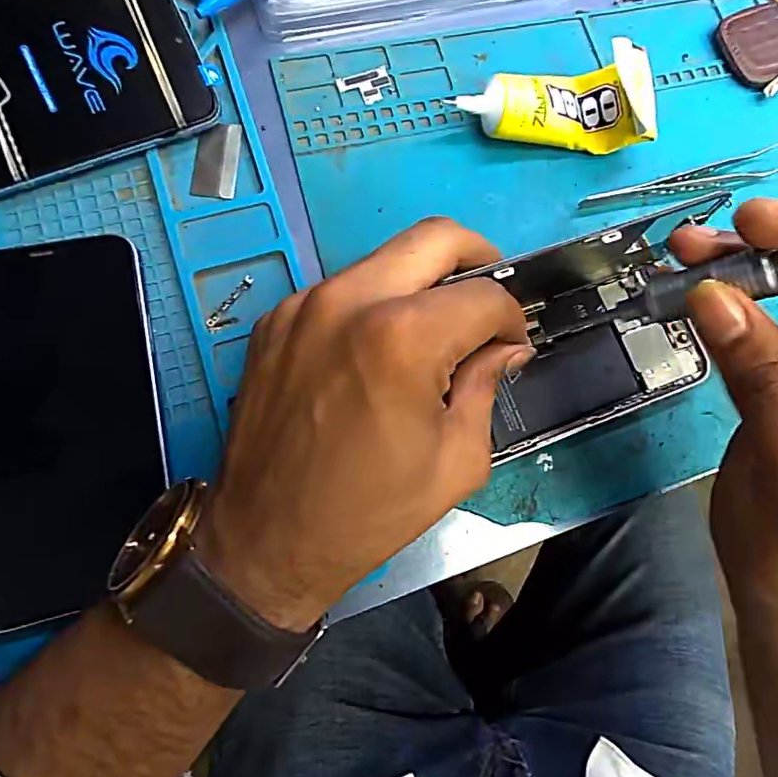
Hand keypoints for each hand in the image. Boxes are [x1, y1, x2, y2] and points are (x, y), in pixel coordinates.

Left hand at [195, 219, 532, 630]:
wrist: (266, 540)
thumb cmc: (370, 511)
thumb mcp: (456, 459)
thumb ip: (487, 385)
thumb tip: (504, 347)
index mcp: (401, 337)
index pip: (483, 295)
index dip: (511, 319)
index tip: (510, 344)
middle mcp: (349, 299)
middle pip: (435, 236)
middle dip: (477, 259)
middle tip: (486, 304)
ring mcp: (304, 303)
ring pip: (386, 258)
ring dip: (423, 283)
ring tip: (432, 333)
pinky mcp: (276, 319)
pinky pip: (343, 288)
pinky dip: (375, 304)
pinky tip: (376, 351)